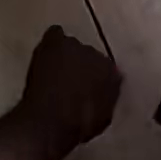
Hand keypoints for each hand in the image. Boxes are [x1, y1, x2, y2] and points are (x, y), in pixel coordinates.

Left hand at [16, 25, 121, 152]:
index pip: (107, 70)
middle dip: (80, 66)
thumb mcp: (102, 118)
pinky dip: (52, 41)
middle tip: (69, 81)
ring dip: (66, 56)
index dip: (94, 79)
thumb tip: (105, 91)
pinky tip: (46, 52)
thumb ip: (106, 98)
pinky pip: (55, 34)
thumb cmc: (79, 125)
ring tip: (54, 71)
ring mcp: (77, 46)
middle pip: (89, 55)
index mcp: (113, 74)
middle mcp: (98, 55)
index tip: (86, 90)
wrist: (53, 120)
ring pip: (72, 46)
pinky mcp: (56, 42)